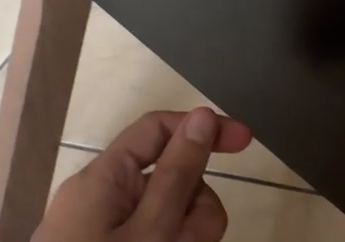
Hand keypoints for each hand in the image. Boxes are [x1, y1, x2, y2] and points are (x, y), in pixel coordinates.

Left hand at [33, 108, 253, 241]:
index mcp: (101, 181)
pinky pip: (152, 240)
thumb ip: (179, 172)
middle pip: (169, 177)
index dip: (203, 127)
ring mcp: (100, 238)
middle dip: (195, 207)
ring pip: (168, 216)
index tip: (246, 145)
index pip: (158, 128)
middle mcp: (98, 202)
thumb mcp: (152, 234)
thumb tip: (202, 115)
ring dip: (187, 237)